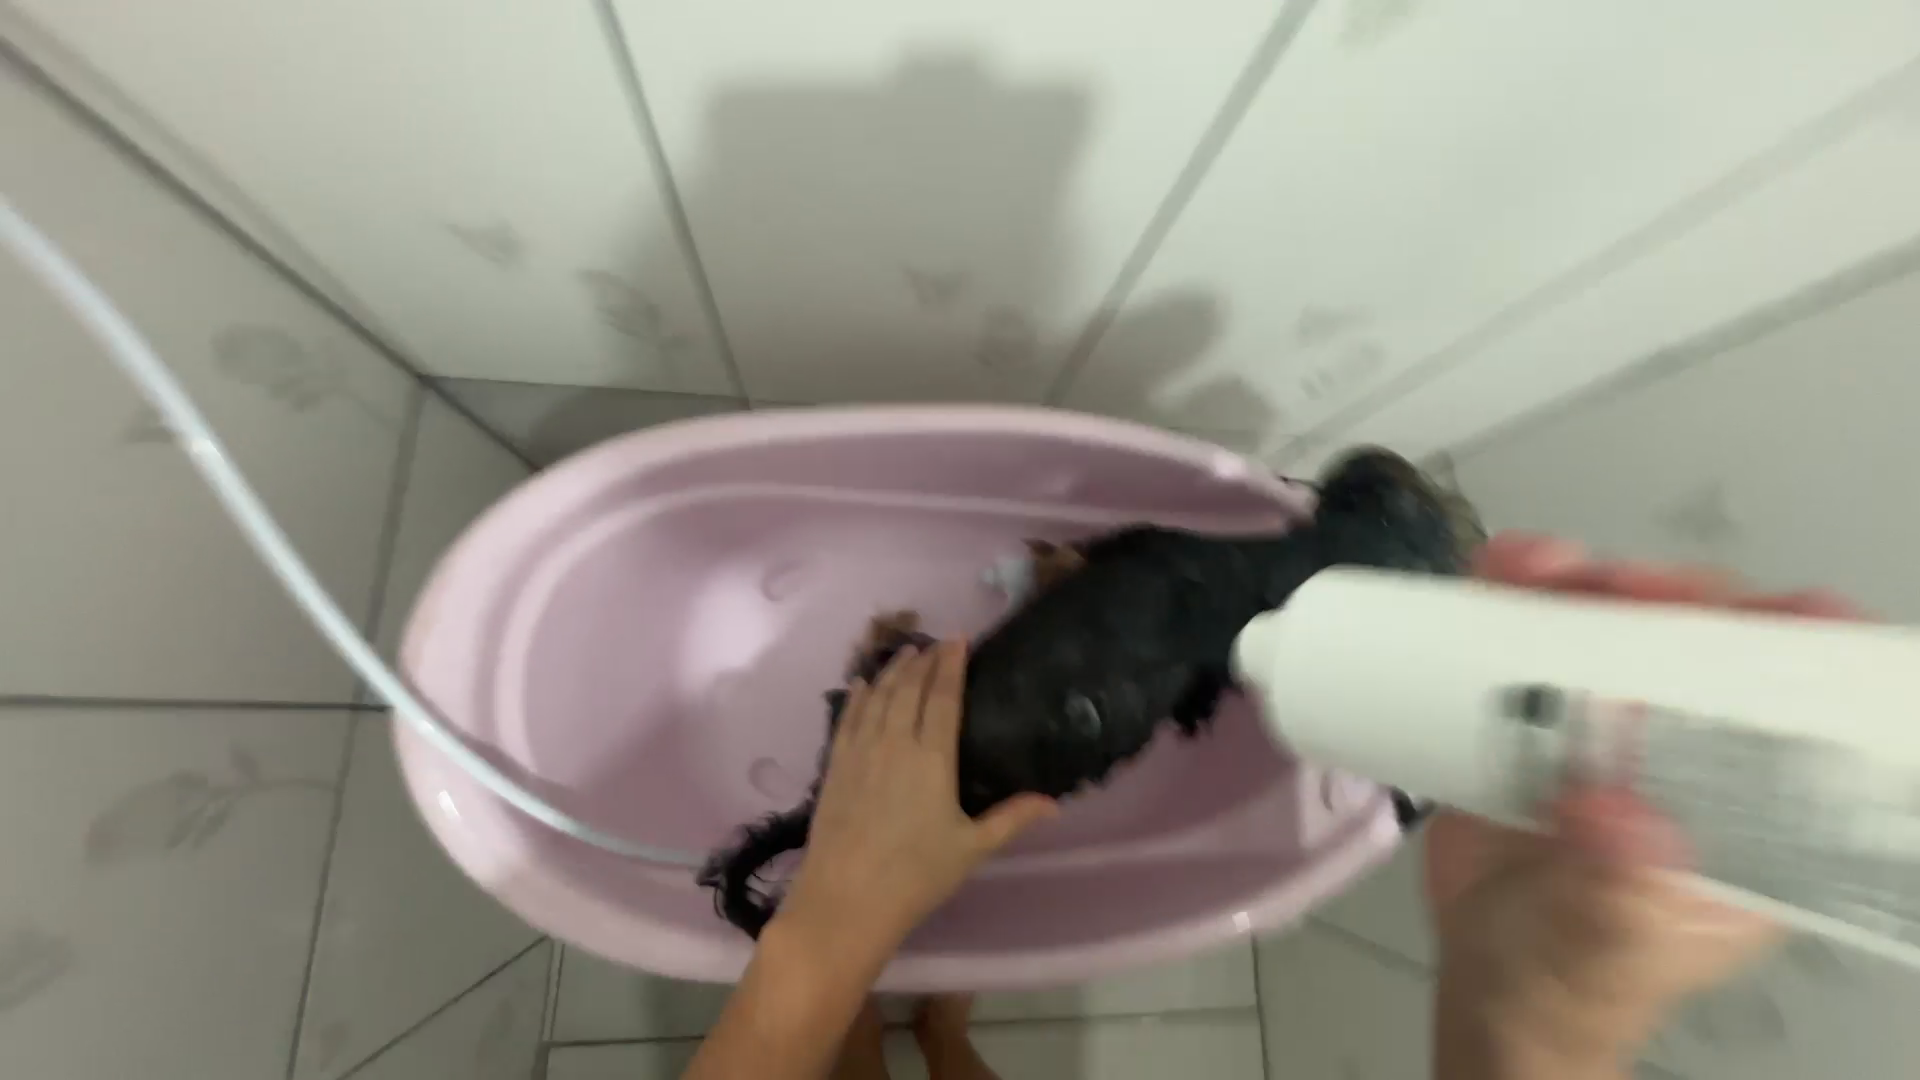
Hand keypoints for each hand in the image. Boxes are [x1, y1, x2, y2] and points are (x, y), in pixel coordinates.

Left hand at [775, 640, 1057, 959]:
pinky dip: (857, 695)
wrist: (845, 900)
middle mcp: (895, 743)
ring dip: (892, 670)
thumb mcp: (971, 849)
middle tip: (937, 643)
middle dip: (924, 660)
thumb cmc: (915, 876)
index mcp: (932, 758)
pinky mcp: (834, 764)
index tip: (960, 640)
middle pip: (910, 688)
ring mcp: (861, 751)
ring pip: (878, 696)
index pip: (944, 697)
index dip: (952, 665)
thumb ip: (1011, 819)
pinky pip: (847, 717)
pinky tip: (862, 683)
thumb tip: (1054, 802)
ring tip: (906, 653)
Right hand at [1425, 532, 1862, 1062]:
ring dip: (1572, 585)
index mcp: (1748, 816)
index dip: (1806, 652)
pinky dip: (1500, 606)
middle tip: (1613, 586)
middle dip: (1666, 599)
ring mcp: (1594, 733)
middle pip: (1698, 651)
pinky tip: (1484, 580)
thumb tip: (1618, 814)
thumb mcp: (1603, 946)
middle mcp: (1679, 758)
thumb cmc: (1568, 972)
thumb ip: (1619, 894)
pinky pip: (1514, 649)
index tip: (1774, 609)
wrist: (1485, 972)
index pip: (1807, 718)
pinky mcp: (1520, 723)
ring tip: (1528, 569)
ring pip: (1600, 633)